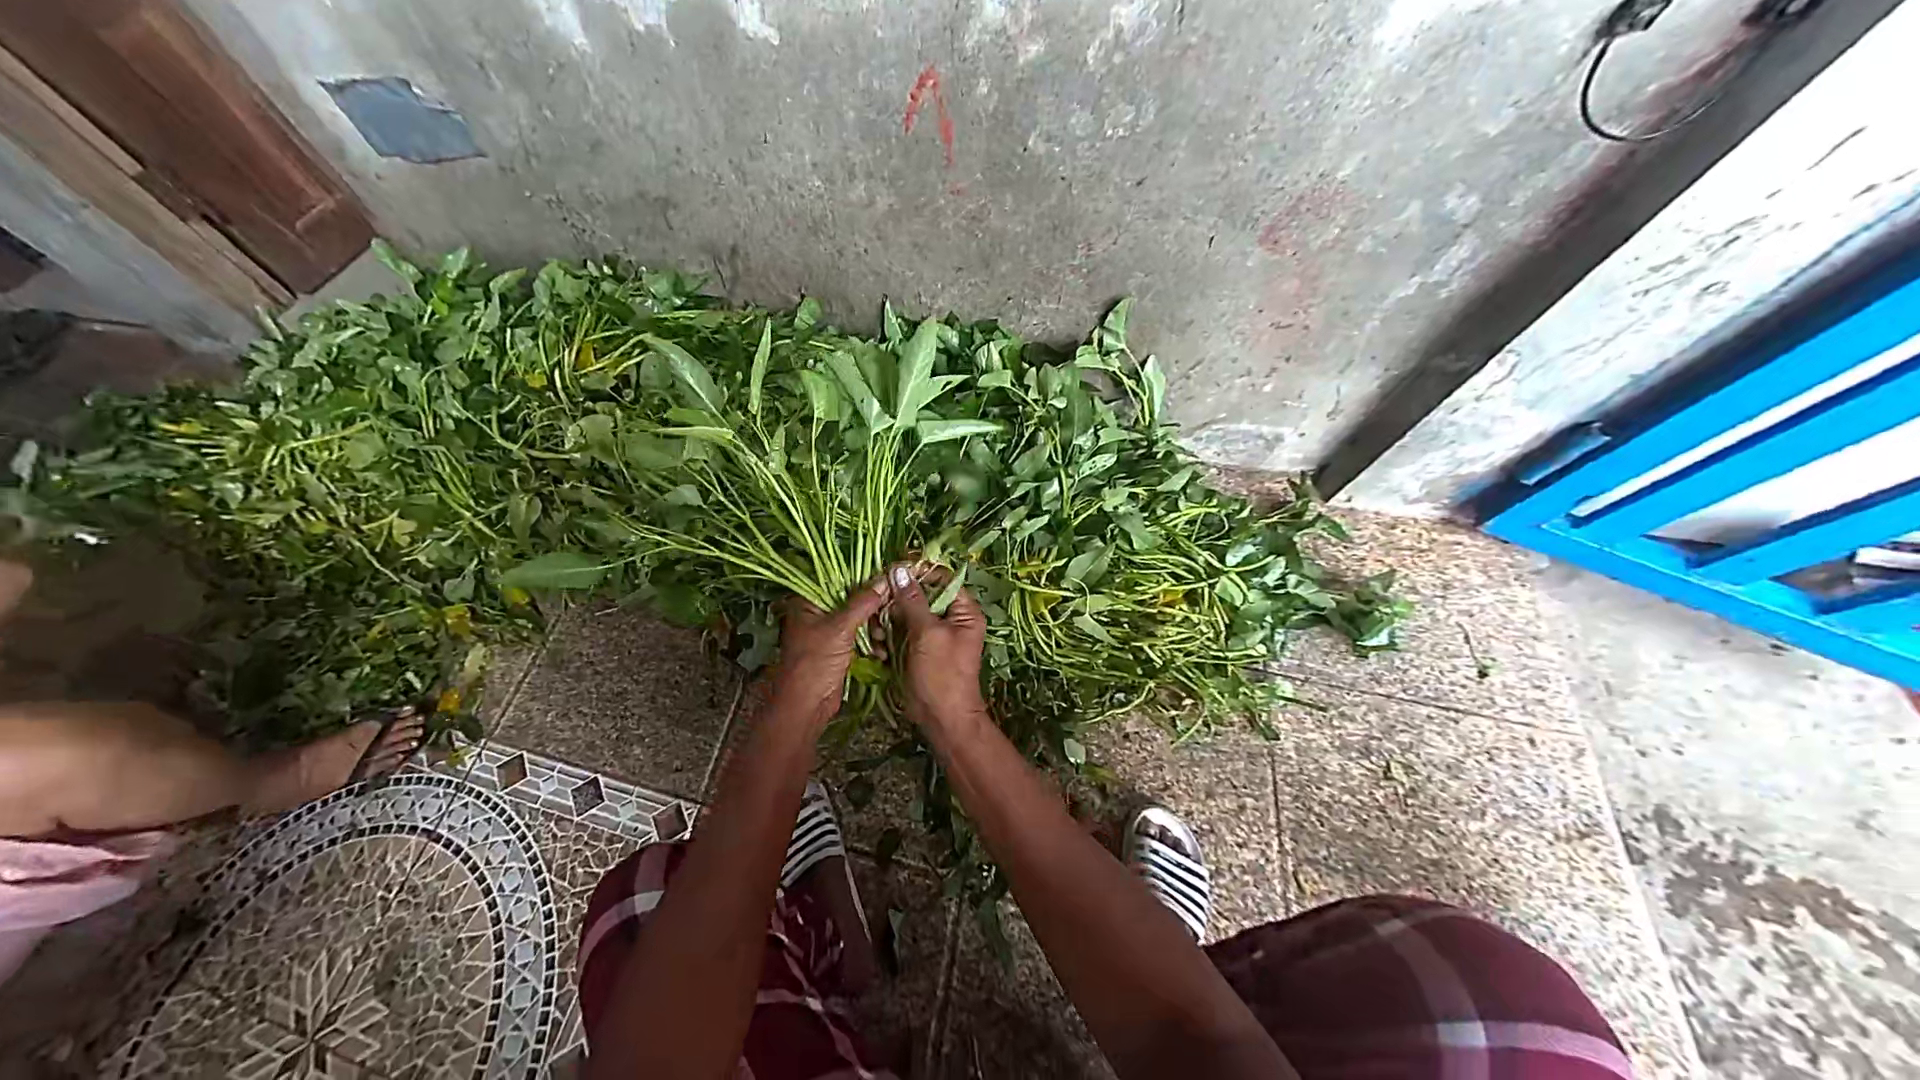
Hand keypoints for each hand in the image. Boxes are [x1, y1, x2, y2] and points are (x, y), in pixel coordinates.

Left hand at [768, 577, 889, 729]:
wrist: (806, 704)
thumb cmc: (815, 662)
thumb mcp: (840, 628)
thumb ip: (864, 602)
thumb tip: (885, 579)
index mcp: (808, 600)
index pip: (838, 578)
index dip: (863, 577)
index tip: (887, 577)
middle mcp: (817, 612)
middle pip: (851, 598)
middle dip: (872, 606)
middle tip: (891, 608)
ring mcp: (827, 631)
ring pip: (857, 618)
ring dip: (873, 626)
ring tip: (882, 635)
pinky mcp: (837, 648)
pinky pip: (858, 636)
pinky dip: (870, 640)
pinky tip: (881, 649)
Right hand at [888, 563, 989, 731]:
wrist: (941, 717)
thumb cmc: (942, 674)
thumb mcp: (928, 633)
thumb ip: (912, 600)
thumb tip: (899, 570)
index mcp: (963, 611)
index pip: (942, 579)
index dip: (919, 573)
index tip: (893, 571)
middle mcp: (949, 618)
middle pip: (919, 595)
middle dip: (896, 601)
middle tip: (878, 607)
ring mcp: (931, 634)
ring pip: (904, 614)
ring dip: (887, 622)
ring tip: (878, 635)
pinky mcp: (915, 648)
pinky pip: (898, 632)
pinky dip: (887, 638)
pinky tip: (880, 650)